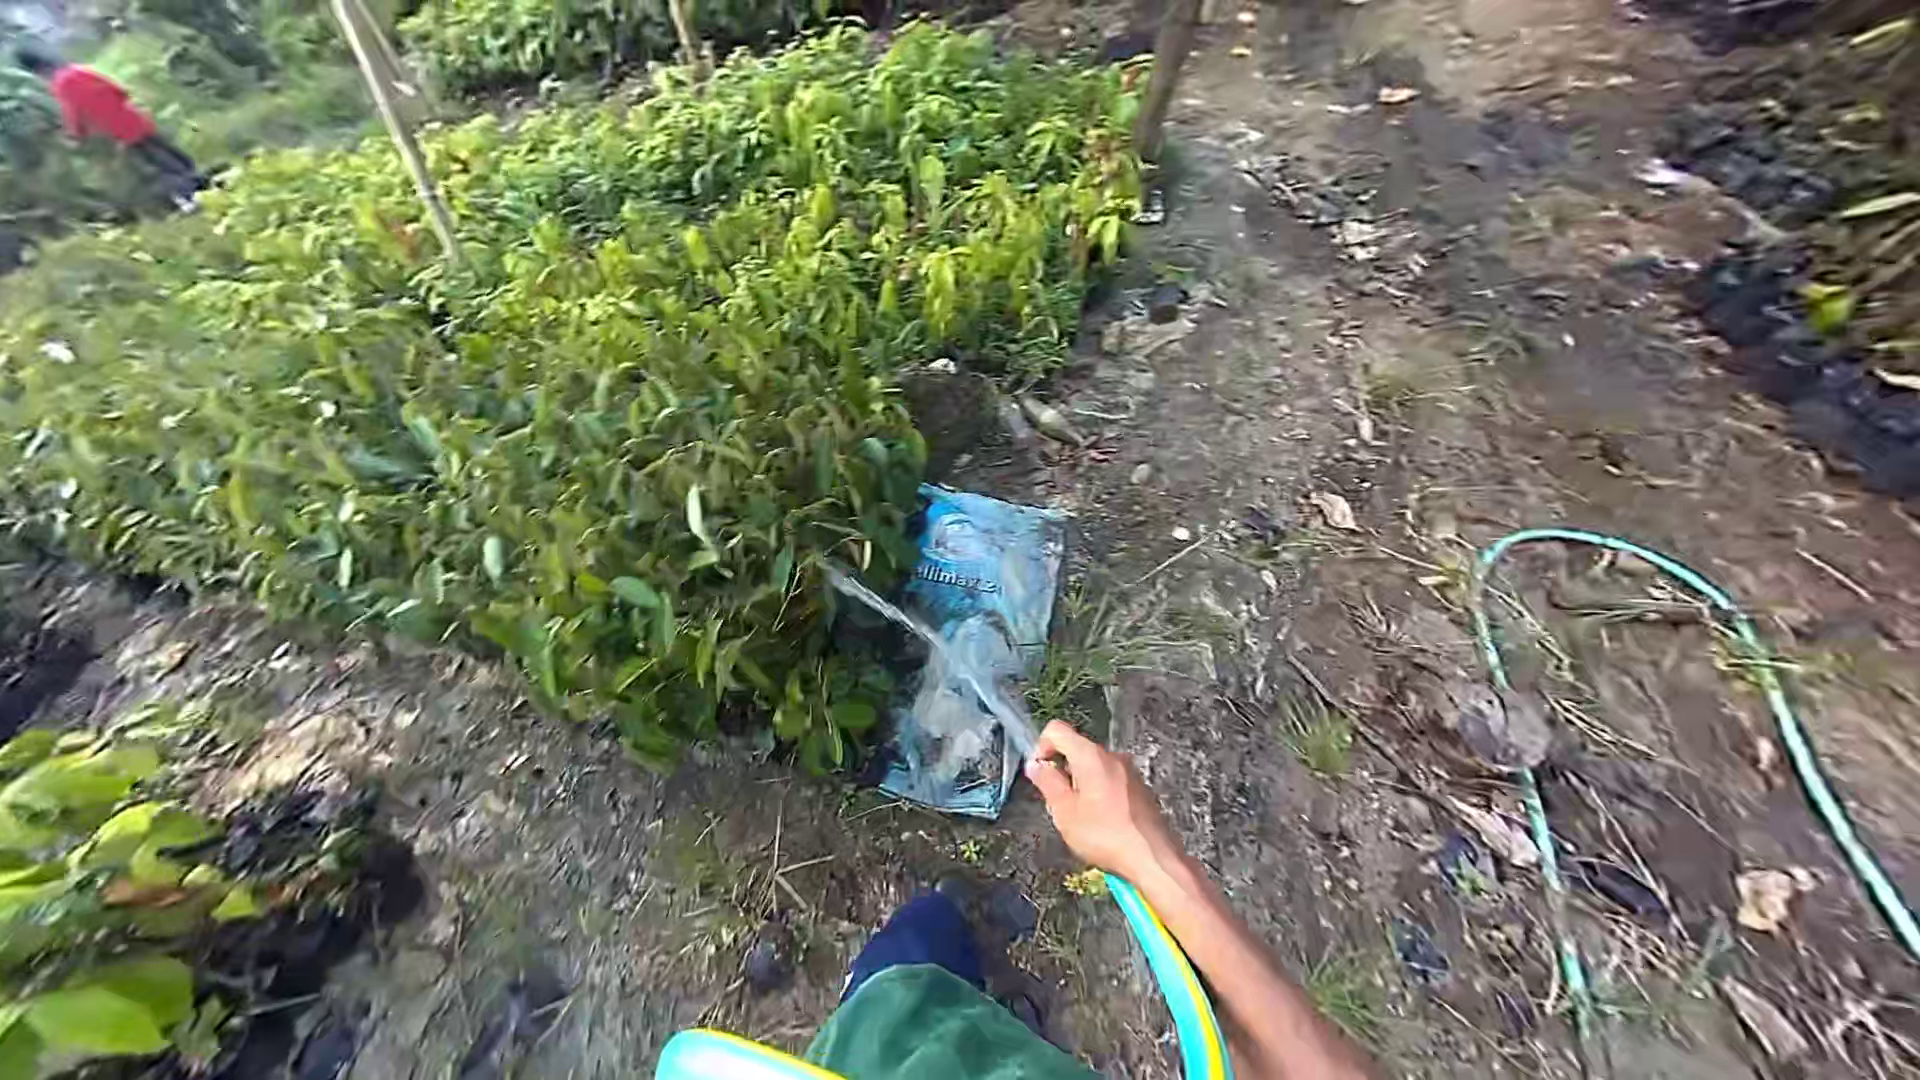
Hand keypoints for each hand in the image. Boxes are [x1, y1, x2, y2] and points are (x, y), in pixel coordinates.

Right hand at [1024, 720, 1178, 883]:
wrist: (1154, 859)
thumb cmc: (1107, 836)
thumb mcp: (1065, 812)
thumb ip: (1047, 782)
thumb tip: (1036, 765)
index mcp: (1090, 755)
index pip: (1056, 730)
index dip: (1041, 747)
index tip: (1041, 773)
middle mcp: (1111, 755)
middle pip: (1075, 749)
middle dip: (1062, 772)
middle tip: (1060, 804)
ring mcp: (1128, 770)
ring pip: (1092, 767)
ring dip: (1081, 785)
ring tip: (1083, 818)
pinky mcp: (1139, 787)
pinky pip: (1110, 780)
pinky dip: (1099, 794)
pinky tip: (1103, 823)